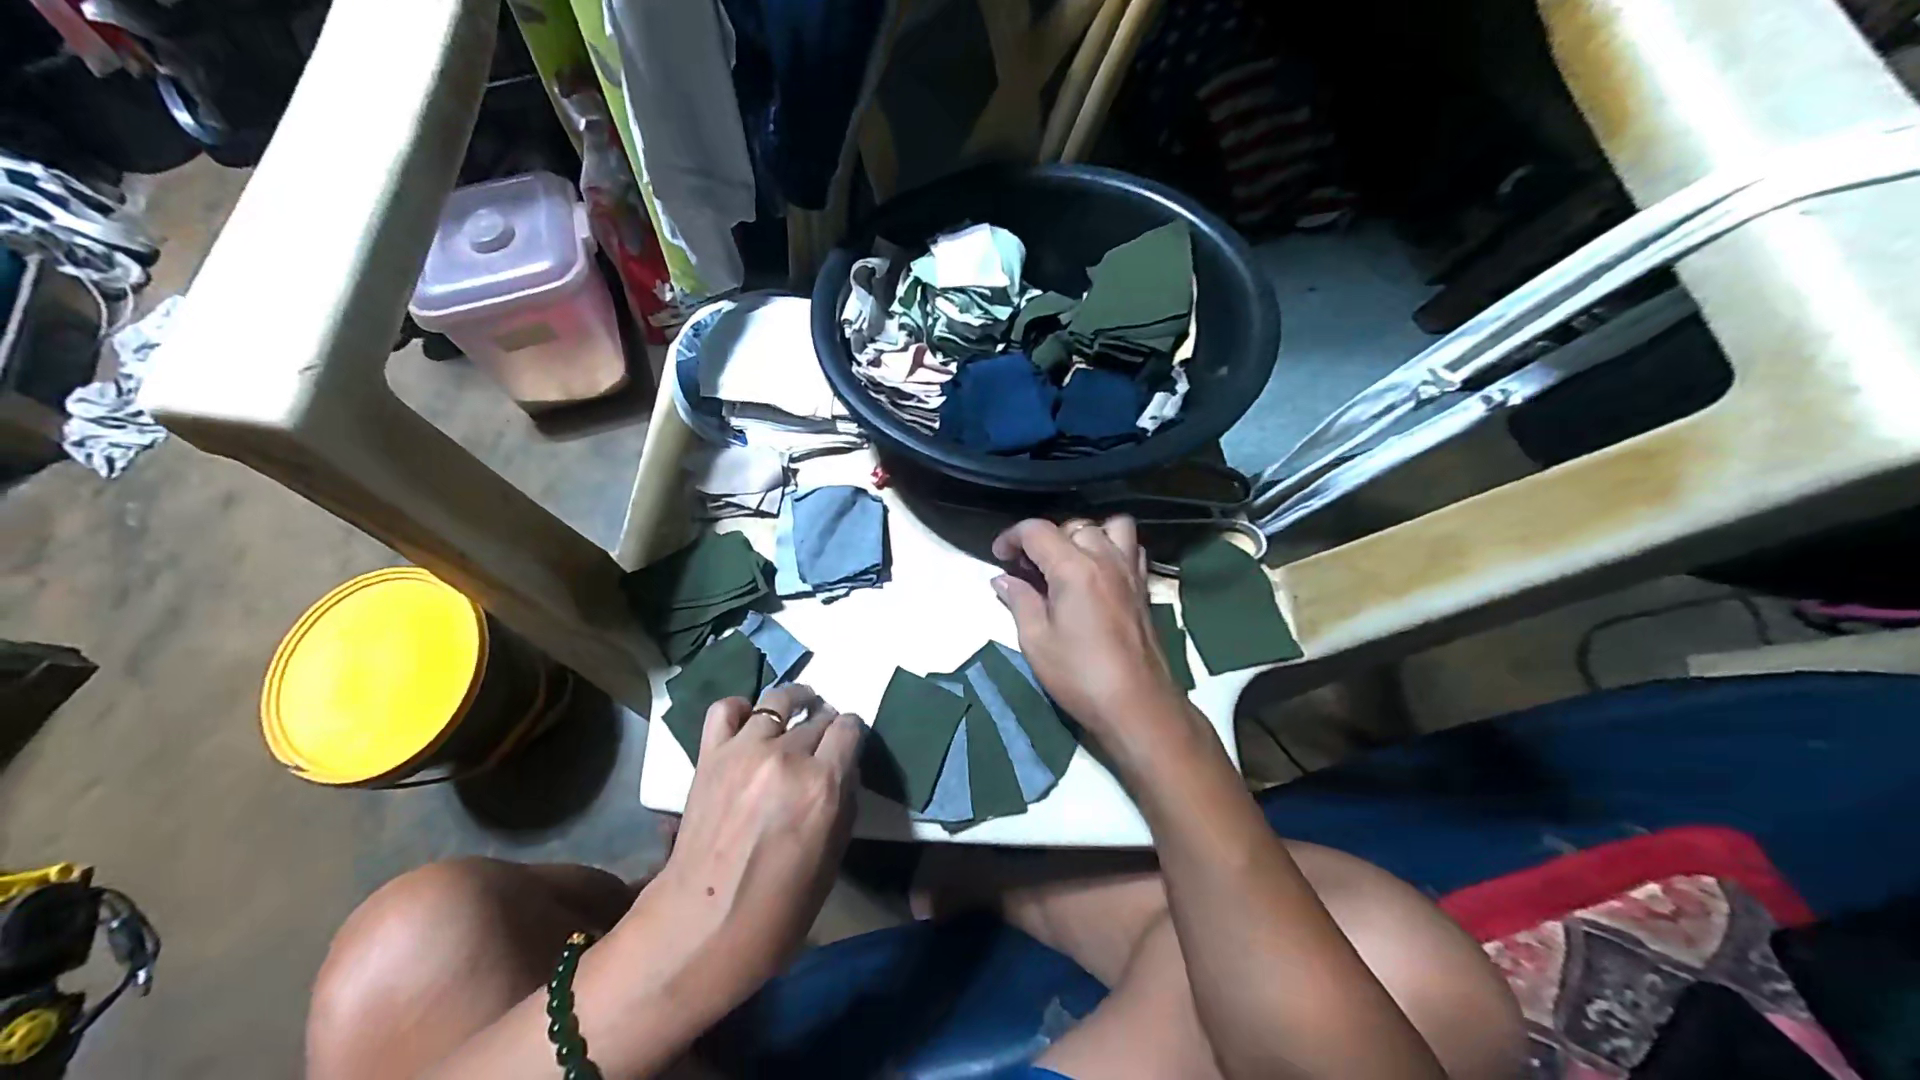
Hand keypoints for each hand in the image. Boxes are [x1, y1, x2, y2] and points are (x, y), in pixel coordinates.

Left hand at [637, 684, 863, 1009]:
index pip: (849, 727)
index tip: (847, 745)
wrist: (702, 925)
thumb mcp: (834, 855)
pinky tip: (751, 722)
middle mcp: (786, 756)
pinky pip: (726, 709)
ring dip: (794, 704)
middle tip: (820, 745)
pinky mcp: (710, 755)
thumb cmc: (780, 906)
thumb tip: (844, 768)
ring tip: (797, 712)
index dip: (852, 734)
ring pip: (778, 701)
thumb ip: (844, 801)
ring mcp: (744, 751)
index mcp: (822, 783)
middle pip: (817, 716)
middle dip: (825, 727)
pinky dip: (742, 709)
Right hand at [990, 516, 1191, 744]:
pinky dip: (1112, 549)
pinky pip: (1130, 548)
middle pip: (1072, 526)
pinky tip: (1097, 575)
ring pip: (1109, 527)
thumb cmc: (1079, 675)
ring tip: (1068, 563)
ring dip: (1084, 536)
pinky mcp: (1143, 587)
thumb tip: (1003, 580)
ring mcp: (1129, 571)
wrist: (1137, 705)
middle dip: (1045, 540)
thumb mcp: (1036, 640)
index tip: (999, 557)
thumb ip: (1019, 601)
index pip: (1037, 531)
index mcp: (1074, 568)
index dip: (1011, 538)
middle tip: (1029, 570)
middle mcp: (1105, 559)